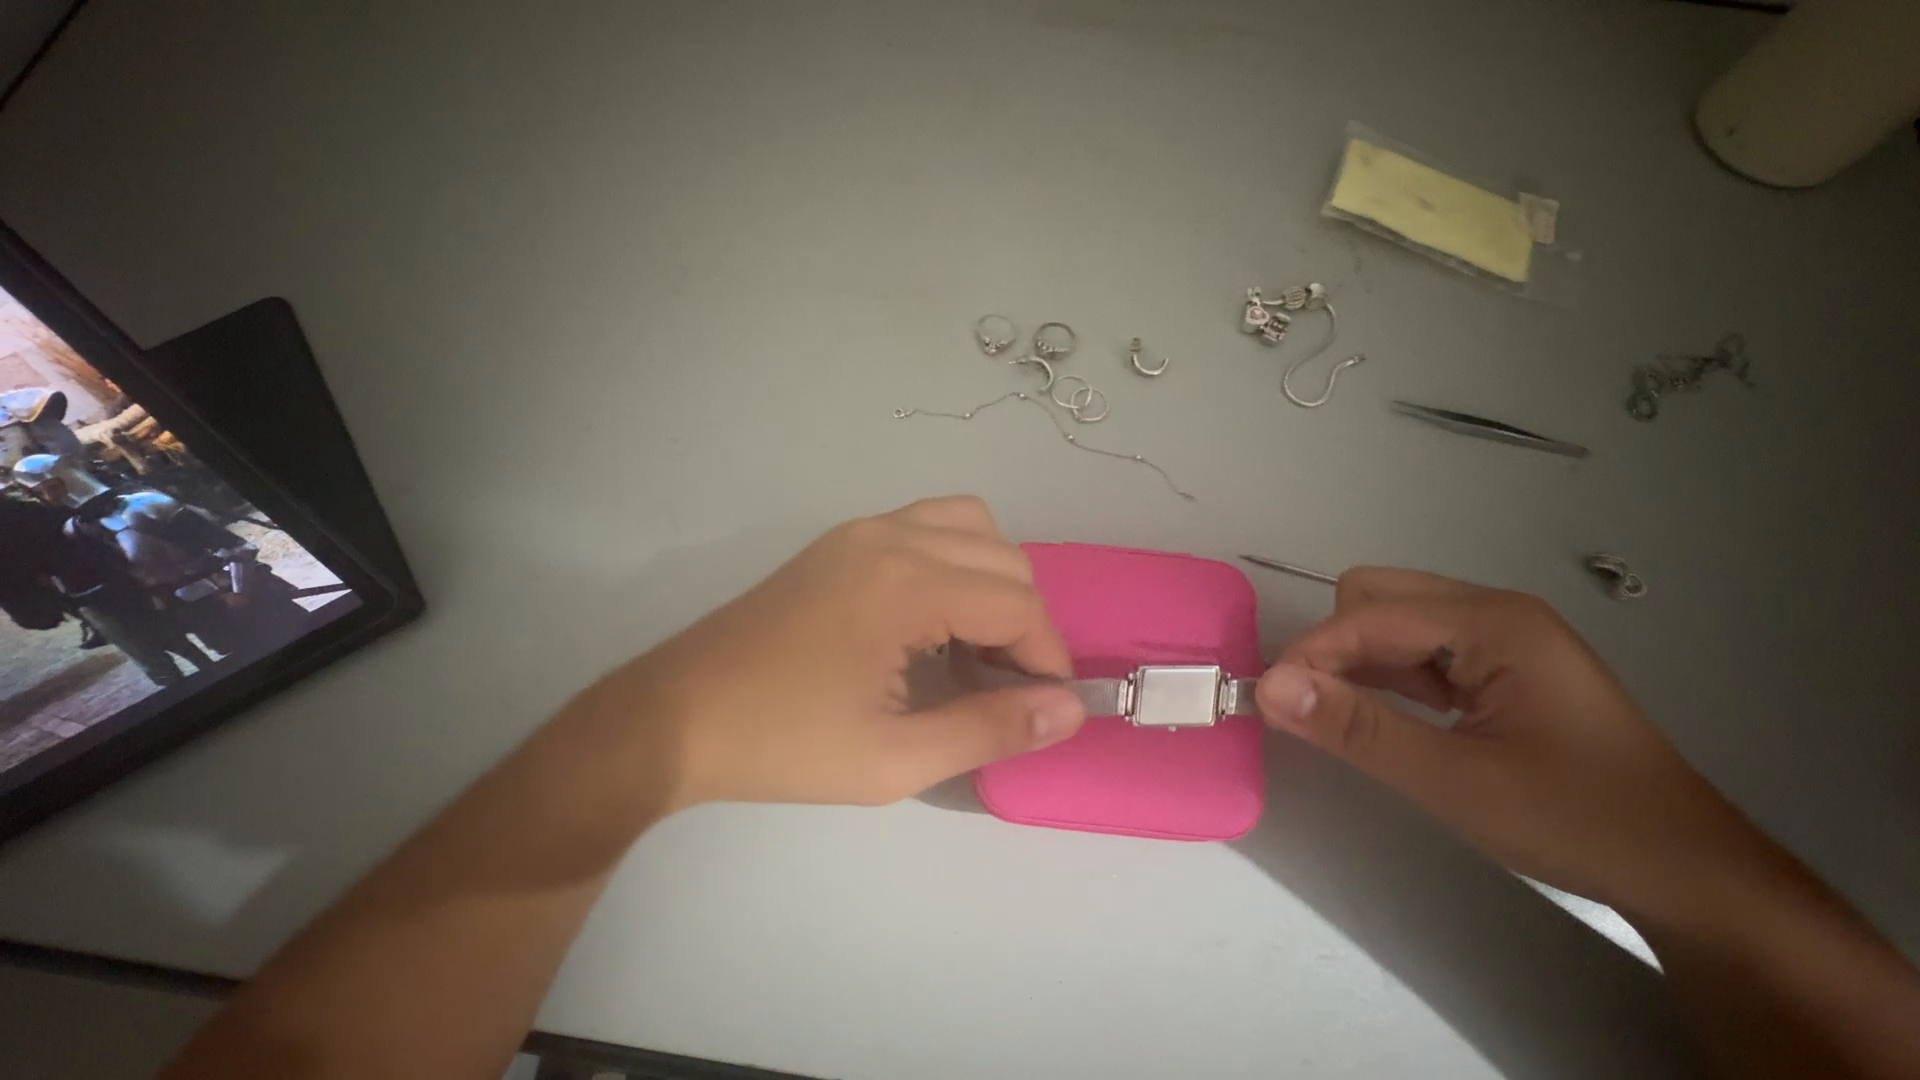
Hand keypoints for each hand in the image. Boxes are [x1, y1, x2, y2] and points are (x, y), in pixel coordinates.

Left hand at [590, 496, 1085, 809]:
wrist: (677, 717)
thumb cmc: (785, 745)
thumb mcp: (895, 759)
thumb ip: (990, 729)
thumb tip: (1071, 710)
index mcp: (906, 584)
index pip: (1018, 603)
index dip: (1048, 657)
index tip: (1043, 707)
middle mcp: (891, 536)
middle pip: (1004, 558)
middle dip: (1025, 622)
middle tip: (1005, 687)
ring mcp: (861, 531)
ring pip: (969, 526)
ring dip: (993, 581)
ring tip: (973, 646)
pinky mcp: (839, 541)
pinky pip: (926, 526)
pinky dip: (954, 561)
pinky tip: (931, 621)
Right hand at [1254, 567, 1776, 918]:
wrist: (1688, 872)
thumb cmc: (1578, 820)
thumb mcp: (1455, 781)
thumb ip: (1356, 728)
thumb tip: (1268, 687)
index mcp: (1493, 622)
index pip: (1369, 615)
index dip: (1311, 654)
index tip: (1267, 702)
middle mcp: (1495, 613)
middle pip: (1378, 598)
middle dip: (1333, 646)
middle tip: (1312, 710)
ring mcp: (1503, 639)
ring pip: (1396, 623)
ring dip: (1357, 662)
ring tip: (1334, 717)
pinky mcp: (1502, 668)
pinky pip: (1422, 653)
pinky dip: (1388, 678)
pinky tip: (1382, 717)